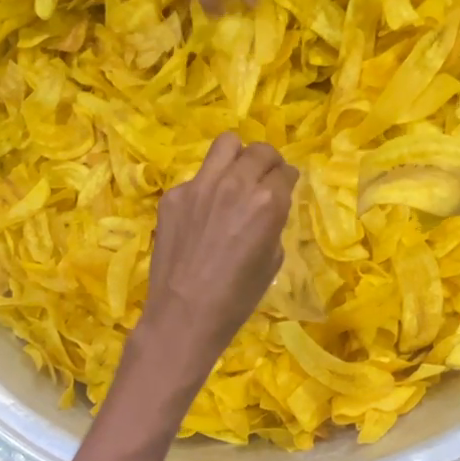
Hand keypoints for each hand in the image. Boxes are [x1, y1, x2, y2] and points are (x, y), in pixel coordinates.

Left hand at [135, 134, 296, 379]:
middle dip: (266, 163)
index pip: (284, 171)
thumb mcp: (271, 261)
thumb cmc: (236, 299)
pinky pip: (196, 178)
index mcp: (268, 202)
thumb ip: (273, 223)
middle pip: (258, 151)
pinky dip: (205, 188)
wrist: (184, 314)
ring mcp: (200, 185)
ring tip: (232, 179)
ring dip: (236, 157)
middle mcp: (235, 183)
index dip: (286, 180)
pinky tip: (199, 216)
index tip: (284, 186)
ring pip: (225, 145)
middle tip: (262, 180)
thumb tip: (268, 208)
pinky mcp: (174, 196)